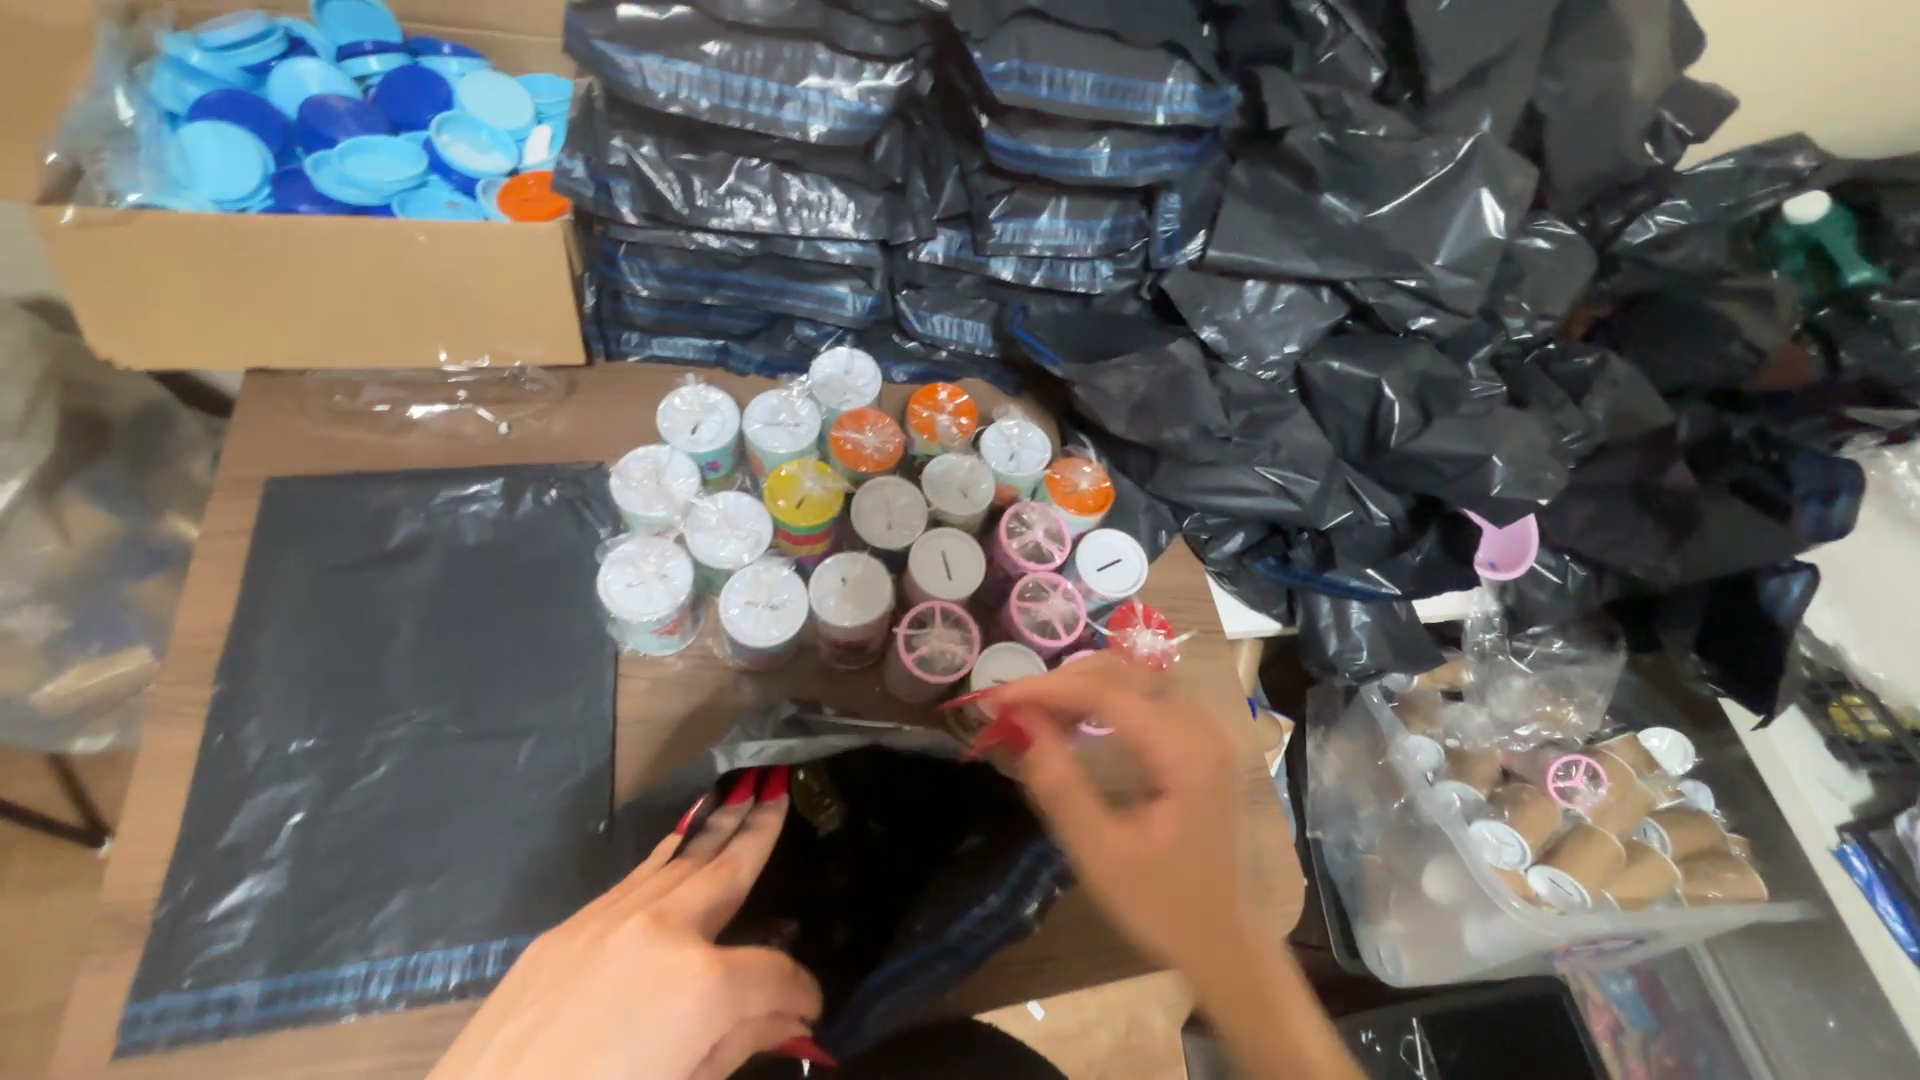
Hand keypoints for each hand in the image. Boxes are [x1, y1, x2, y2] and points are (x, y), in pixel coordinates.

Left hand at [430, 767, 827, 1079]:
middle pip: (725, 872)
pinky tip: (683, 840)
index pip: (774, 973)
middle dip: (759, 831)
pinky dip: (667, 856)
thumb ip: (742, 1041)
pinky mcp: (567, 931)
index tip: (810, 1009)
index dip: (800, 992)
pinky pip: (634, 881)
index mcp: (701, 986)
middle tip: (780, 789)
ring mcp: (609, 923)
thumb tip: (790, 1015)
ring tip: (745, 794)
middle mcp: (661, 931)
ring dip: (716, 828)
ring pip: (679, 862)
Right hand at [990, 655, 1260, 977]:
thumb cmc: (1165, 906)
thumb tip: (1022, 725)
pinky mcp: (1201, 743)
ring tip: (1036, 712)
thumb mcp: (1100, 854)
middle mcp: (1203, 727)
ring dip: (1082, 685)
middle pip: (1125, 673)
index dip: (1047, 688)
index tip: (997, 699)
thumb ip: (1060, 785)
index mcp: (1186, 753)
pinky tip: (1074, 720)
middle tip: (1014, 707)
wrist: (1228, 943)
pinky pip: (1147, 698)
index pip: (1108, 692)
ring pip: (1135, 678)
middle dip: (1063, 682)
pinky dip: (1104, 699)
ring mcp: (1207, 732)